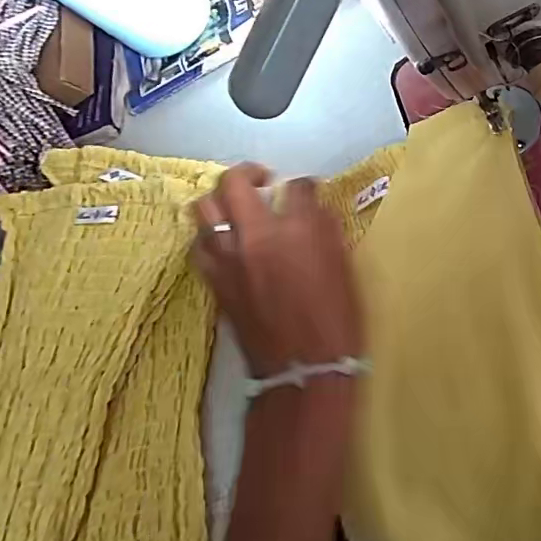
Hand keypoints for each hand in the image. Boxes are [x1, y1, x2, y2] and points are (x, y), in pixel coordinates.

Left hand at [191, 164, 364, 376]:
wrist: (304, 368)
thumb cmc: (336, 317)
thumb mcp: (342, 266)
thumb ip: (324, 230)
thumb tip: (311, 208)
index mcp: (298, 231)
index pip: (297, 188)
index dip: (304, 185)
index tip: (307, 190)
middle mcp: (257, 236)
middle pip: (235, 183)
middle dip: (249, 172)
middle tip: (264, 179)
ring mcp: (229, 258)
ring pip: (204, 208)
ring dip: (220, 199)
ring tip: (236, 206)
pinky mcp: (214, 281)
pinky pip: (198, 244)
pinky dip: (208, 234)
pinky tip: (223, 240)